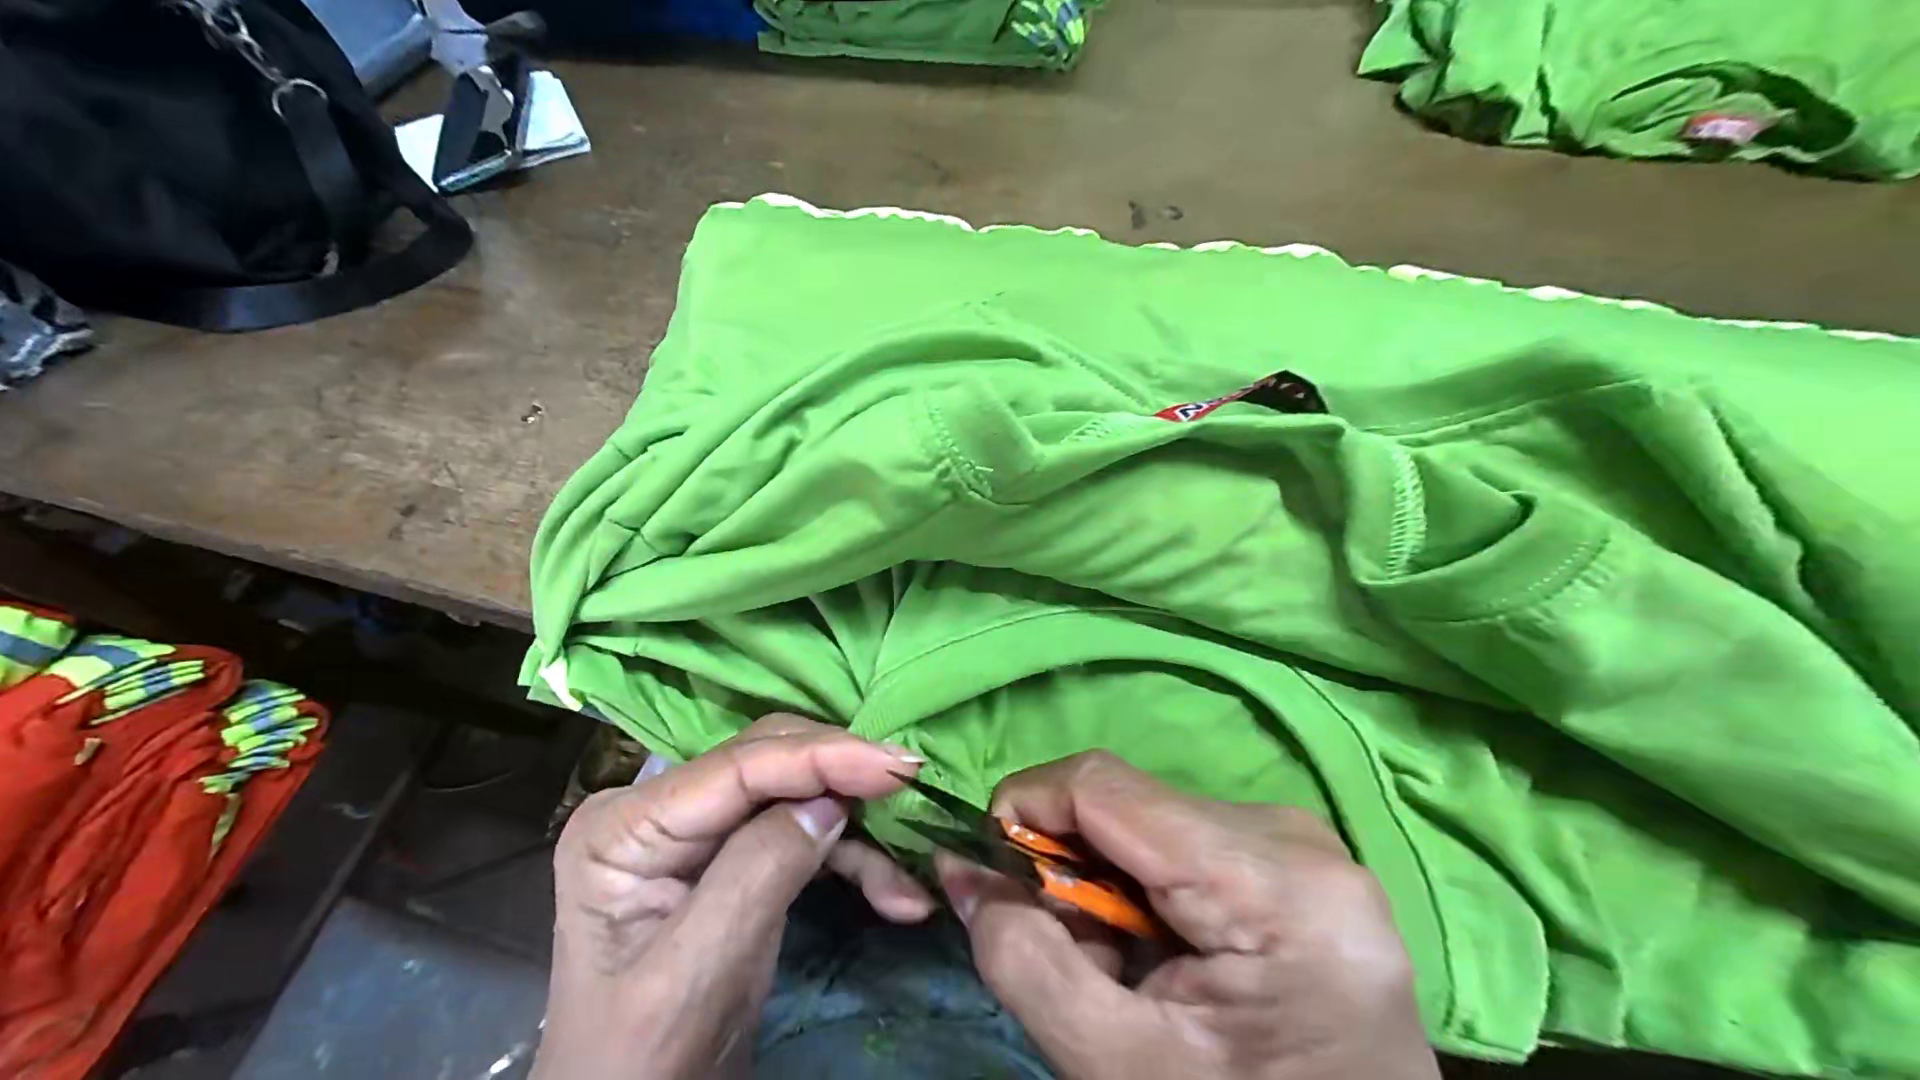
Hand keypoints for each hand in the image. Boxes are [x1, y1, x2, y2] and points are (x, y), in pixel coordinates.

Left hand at [531, 714, 932, 1079]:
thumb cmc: (638, 1059)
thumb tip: (831, 803)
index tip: (897, 765)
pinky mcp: (734, 855)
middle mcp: (660, 808)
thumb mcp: (693, 974)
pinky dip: (851, 860)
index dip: (823, 756)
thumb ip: (758, 872)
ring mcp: (698, 830)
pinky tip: (894, 896)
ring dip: (857, 829)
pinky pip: (803, 835)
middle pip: (770, 763)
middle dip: (843, 775)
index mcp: (625, 824)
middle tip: (911, 787)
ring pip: (796, 793)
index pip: (738, 766)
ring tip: (908, 873)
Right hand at [937, 751, 1438, 1079]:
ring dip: (1103, 882)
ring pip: (1146, 818)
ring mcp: (1299, 838)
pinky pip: (1180, 835)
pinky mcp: (1291, 852)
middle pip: (1127, 804)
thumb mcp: (1114, 1069)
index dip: (1027, 808)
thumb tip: (956, 866)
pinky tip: (1162, 952)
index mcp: (1270, 885)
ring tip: (1123, 967)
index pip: (1103, 784)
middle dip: (1069, 867)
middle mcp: (1293, 836)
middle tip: (1072, 954)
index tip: (993, 874)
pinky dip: (1143, 885)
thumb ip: (1021, 959)